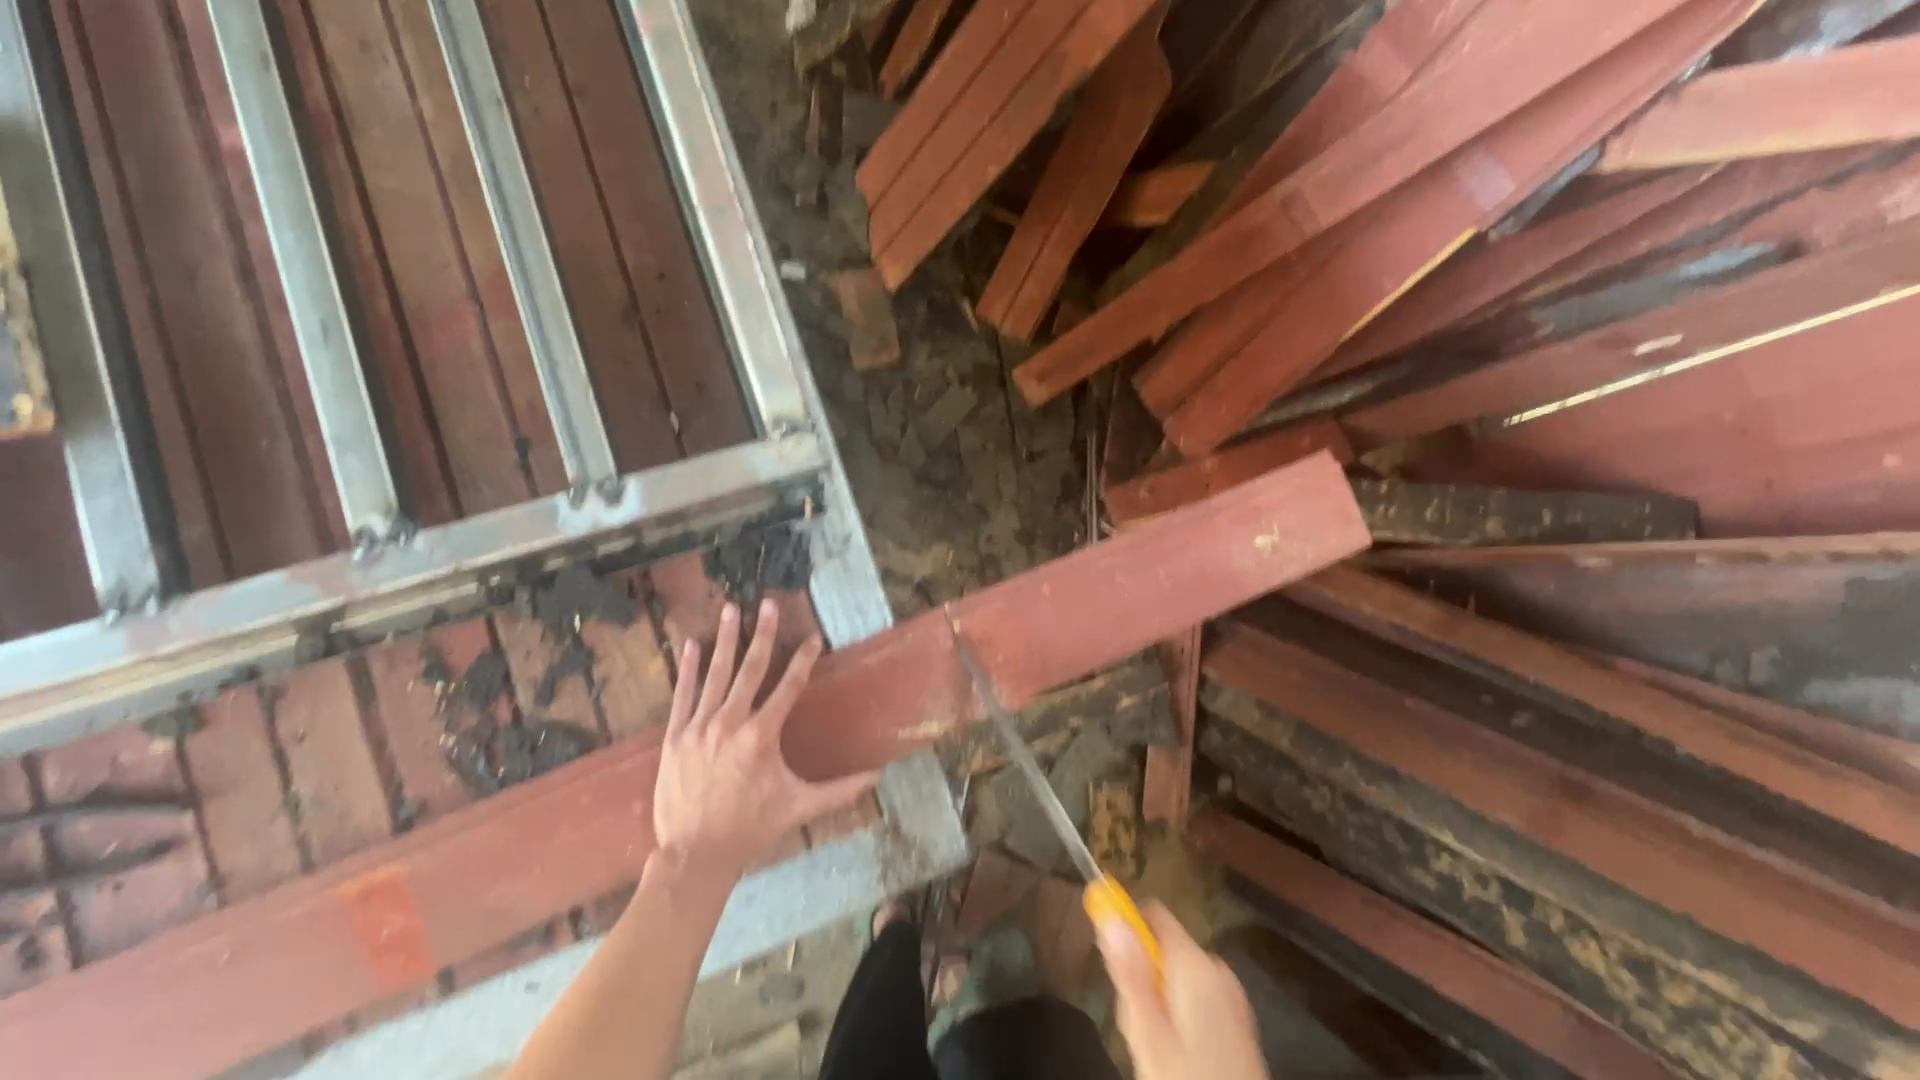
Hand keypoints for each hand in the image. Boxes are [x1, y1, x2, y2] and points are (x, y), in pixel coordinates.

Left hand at [652, 598, 878, 877]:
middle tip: (769, 604)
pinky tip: (691, 645)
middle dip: (763, 635)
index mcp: (761, 737)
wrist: (696, 852)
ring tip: (731, 610)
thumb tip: (878, 778)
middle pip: (750, 670)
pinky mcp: (675, 738)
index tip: (814, 638)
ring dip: (725, 641)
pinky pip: (682, 696)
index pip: (788, 688)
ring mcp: (698, 728)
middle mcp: (729, 724)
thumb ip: (840, 790)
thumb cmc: (751, 828)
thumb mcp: (799, 807)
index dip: (803, 661)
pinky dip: (688, 670)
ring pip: (715, 676)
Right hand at [1097, 902, 1269, 1079]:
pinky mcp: (1238, 1016)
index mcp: (1195, 964)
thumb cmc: (1186, 1078)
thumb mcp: (1148, 1033)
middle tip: (1137, 1024)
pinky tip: (1181, 1052)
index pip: (1153, 914)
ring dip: (1160, 997)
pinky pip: (1198, 994)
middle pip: (1163, 948)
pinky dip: (1181, 1011)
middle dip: (1143, 977)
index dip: (1126, 927)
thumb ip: (1129, 973)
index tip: (1111, 961)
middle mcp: (1217, 968)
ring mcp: (1232, 993)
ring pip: (1178, 975)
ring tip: (1158, 1046)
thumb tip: (1110, 919)